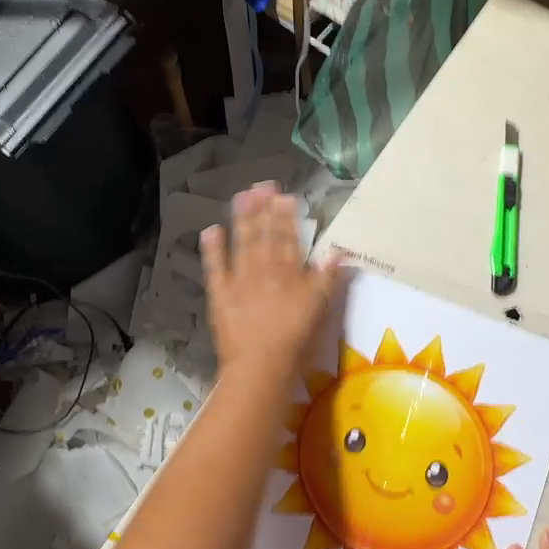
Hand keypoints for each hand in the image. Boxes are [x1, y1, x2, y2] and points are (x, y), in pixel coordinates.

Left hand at [200, 183, 338, 379]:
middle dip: (263, 208)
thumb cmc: (295, 339)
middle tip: (261, 185)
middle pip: (264, 234)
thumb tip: (337, 251)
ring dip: (241, 219)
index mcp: (289, 272)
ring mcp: (239, 279)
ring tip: (241, 196)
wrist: (261, 363)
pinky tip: (211, 230)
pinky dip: (213, 248)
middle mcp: (263, 269)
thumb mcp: (321, 307)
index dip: (286, 215)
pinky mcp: (220, 294)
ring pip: (241, 243)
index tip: (284, 195)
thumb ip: (327, 278)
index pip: (288, 237)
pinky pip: (215, 267)